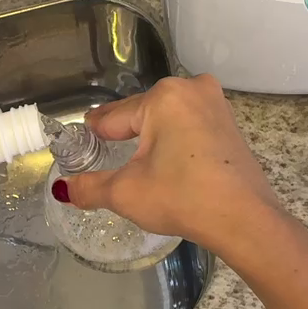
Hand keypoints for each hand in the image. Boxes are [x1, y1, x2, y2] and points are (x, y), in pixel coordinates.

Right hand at [54, 75, 285, 258]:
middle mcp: (191, 89)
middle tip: (101, 155)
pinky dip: (172, 143)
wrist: (243, 219)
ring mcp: (215, 104)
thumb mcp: (125, 193)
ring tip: (132, 162)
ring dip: (148, 138)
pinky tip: (164, 164)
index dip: (92, 135)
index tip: (78, 144)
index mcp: (163, 97)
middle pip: (140, 114)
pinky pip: (187, 128)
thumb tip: (63, 189)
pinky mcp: (229, 125)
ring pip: (165, 120)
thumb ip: (89, 188)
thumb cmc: (181, 198)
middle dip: (121, 135)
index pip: (112, 117)